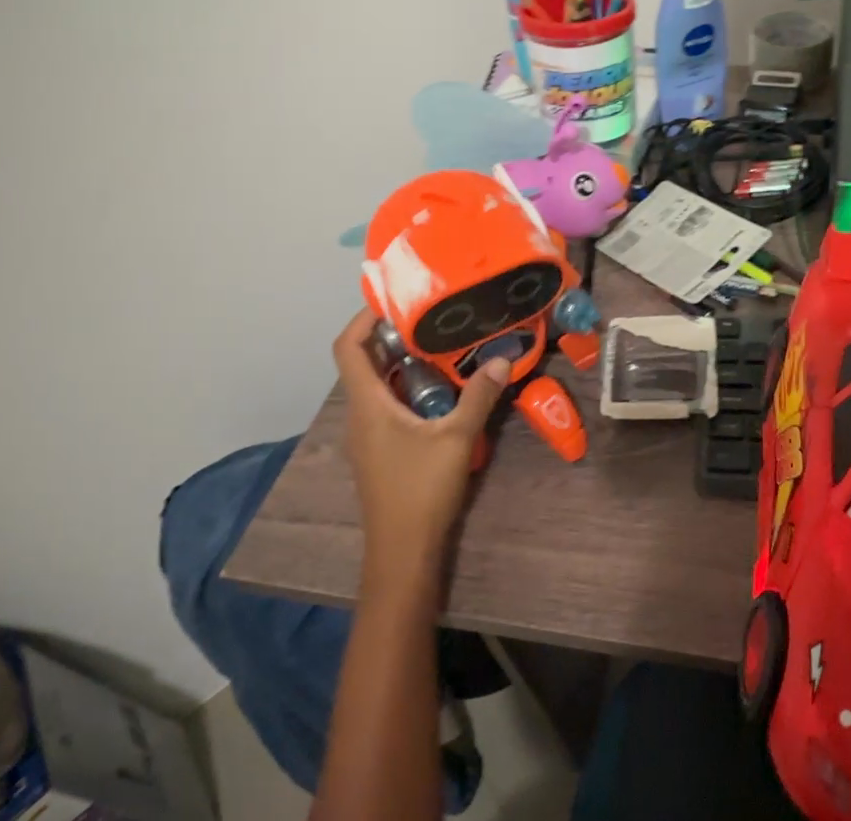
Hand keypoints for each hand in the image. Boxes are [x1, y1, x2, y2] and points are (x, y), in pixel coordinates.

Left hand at [332, 309, 510, 582]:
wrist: (403, 550)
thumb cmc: (421, 489)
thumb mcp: (457, 438)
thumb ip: (479, 396)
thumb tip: (501, 358)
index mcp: (367, 404)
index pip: (349, 347)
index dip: (364, 319)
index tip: (396, 300)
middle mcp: (360, 415)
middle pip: (363, 363)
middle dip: (391, 338)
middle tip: (430, 318)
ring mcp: (368, 436)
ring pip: (376, 387)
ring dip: (401, 365)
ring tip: (439, 347)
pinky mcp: (379, 452)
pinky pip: (386, 407)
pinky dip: (406, 390)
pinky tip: (440, 392)